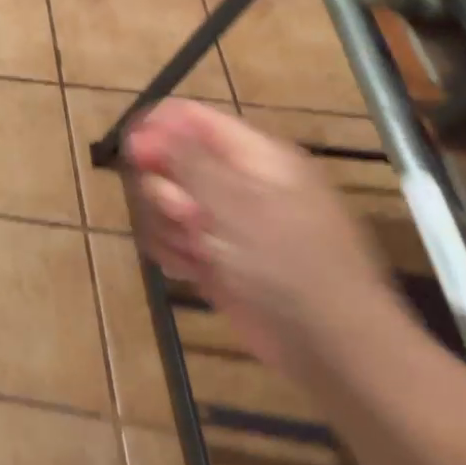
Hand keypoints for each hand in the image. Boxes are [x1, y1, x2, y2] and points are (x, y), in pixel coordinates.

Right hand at [125, 100, 392, 369]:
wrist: (330, 345)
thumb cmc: (290, 264)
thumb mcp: (236, 202)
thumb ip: (187, 159)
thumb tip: (147, 126)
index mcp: (255, 158)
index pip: (189, 118)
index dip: (155, 130)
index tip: (135, 156)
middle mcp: (238, 183)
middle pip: (166, 162)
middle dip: (162, 191)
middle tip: (185, 216)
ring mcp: (225, 221)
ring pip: (162, 204)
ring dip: (165, 227)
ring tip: (196, 251)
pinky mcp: (214, 255)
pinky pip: (169, 239)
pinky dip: (173, 253)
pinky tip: (192, 270)